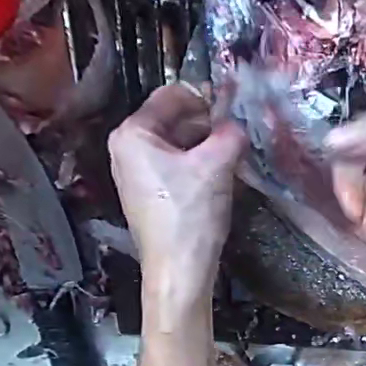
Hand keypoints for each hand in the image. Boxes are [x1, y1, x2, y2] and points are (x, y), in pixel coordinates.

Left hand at [109, 83, 246, 316]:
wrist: (178, 270)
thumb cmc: (190, 213)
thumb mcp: (216, 165)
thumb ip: (231, 133)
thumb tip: (239, 124)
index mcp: (133, 133)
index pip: (172, 95)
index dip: (206, 98)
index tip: (235, 109)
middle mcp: (126, 148)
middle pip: (174, 120)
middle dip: (208, 124)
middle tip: (239, 134)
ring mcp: (135, 173)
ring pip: (178, 144)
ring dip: (207, 146)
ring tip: (235, 156)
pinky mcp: (148, 194)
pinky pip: (175, 166)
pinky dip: (198, 165)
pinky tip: (222, 176)